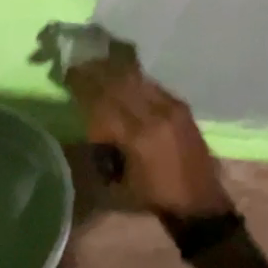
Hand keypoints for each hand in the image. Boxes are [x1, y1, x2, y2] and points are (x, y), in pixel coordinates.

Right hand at [65, 49, 233, 218]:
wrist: (199, 202)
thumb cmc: (153, 197)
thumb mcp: (118, 182)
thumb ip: (102, 150)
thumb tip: (87, 126)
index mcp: (136, 136)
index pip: (103, 101)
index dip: (83, 86)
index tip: (68, 76)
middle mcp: (154, 114)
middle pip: (119, 82)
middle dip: (96, 71)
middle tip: (80, 65)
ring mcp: (170, 106)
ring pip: (136, 78)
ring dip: (115, 69)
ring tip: (98, 64)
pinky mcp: (181, 105)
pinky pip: (152, 84)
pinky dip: (134, 79)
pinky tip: (124, 75)